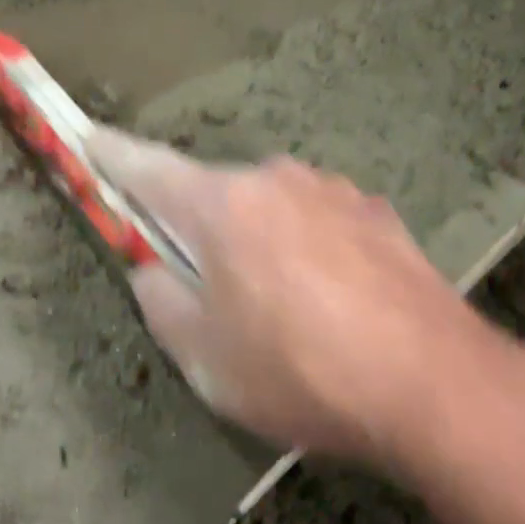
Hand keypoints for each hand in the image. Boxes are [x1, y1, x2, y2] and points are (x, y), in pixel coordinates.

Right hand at [86, 125, 497, 463]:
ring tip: (283, 313)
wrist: (436, 383)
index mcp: (223, 205)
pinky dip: (308, 251)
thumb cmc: (302, 372)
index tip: (89, 140)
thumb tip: (152, 271)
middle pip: (215, 195)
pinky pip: (319, 224)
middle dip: (199, 230)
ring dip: (259, 244)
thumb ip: (162, 305)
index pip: (148, 169)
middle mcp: (277, 180)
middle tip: (206, 291)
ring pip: (271, 210)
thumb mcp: (207, 360)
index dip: (112, 156)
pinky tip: (333, 306)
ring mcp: (334, 192)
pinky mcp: (378, 215)